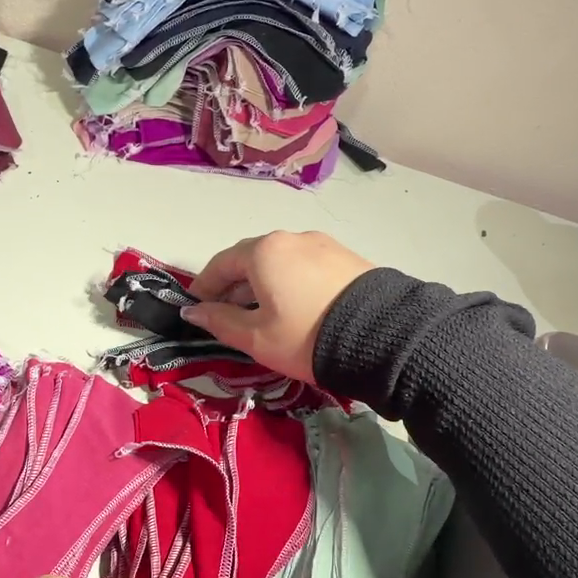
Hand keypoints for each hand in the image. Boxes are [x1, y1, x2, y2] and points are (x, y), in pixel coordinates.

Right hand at [181, 231, 375, 382]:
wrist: (383, 338)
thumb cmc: (305, 335)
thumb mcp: (255, 337)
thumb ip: (219, 321)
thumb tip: (193, 313)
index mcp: (263, 251)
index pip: (220, 264)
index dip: (203, 287)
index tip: (195, 308)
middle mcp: (291, 238)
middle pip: (250, 259)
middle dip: (232, 284)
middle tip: (225, 313)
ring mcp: (322, 245)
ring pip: (278, 262)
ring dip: (260, 284)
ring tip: (259, 313)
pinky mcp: (345, 259)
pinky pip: (303, 266)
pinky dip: (287, 282)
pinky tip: (291, 307)